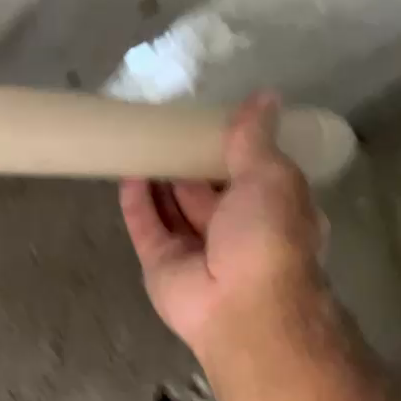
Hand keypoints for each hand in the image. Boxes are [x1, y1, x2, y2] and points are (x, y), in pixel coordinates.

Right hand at [119, 92, 327, 357]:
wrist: (238, 304)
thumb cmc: (268, 236)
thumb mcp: (271, 176)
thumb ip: (255, 140)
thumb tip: (262, 97)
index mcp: (273, 210)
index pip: (253, 175)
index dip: (234, 150)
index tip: (214, 123)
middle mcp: (234, 231)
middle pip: (207, 192)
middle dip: (191, 165)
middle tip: (171, 130)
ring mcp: (194, 250)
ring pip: (174, 209)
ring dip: (161, 180)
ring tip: (143, 145)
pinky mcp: (160, 263)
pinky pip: (147, 227)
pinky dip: (137, 203)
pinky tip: (128, 174)